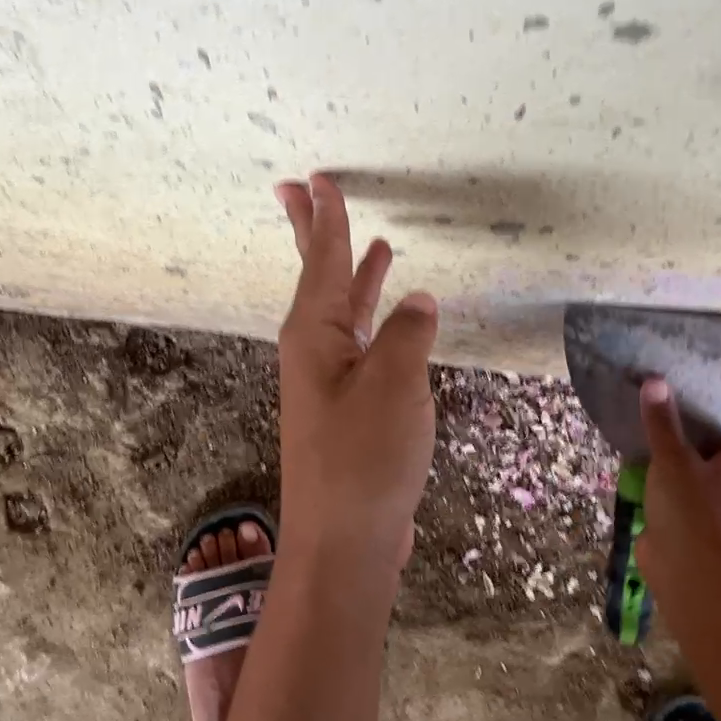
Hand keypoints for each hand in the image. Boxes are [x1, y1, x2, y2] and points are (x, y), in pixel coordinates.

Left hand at [273, 174, 439, 575]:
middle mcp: (314, 349)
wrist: (345, 540)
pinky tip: (394, 314)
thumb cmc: (363, 459)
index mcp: (315, 334)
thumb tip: (417, 301)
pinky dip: (374, 319)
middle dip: (317, 233)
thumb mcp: (395, 386)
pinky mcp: (349, 406)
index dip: (328, 218)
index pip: (325, 260)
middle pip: (320, 276)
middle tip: (303, 190)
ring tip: (371, 243)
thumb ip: (409, 333)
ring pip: (343, 310)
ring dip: (354, 275)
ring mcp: (330, 379)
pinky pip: (361, 342)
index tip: (317, 180)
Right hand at [634, 379, 720, 571]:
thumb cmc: (689, 507)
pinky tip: (631, 473)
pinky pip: (670, 497)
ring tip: (633, 439)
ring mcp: (711, 510)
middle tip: (645, 416)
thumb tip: (654, 380)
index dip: (695, 416)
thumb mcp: (671, 457)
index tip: (667, 400)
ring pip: (683, 476)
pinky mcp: (688, 527)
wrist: (685, 569)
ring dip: (661, 466)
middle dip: (673, 440)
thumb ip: (661, 421)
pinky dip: (654, 487)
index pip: (720, 432)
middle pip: (700, 453)